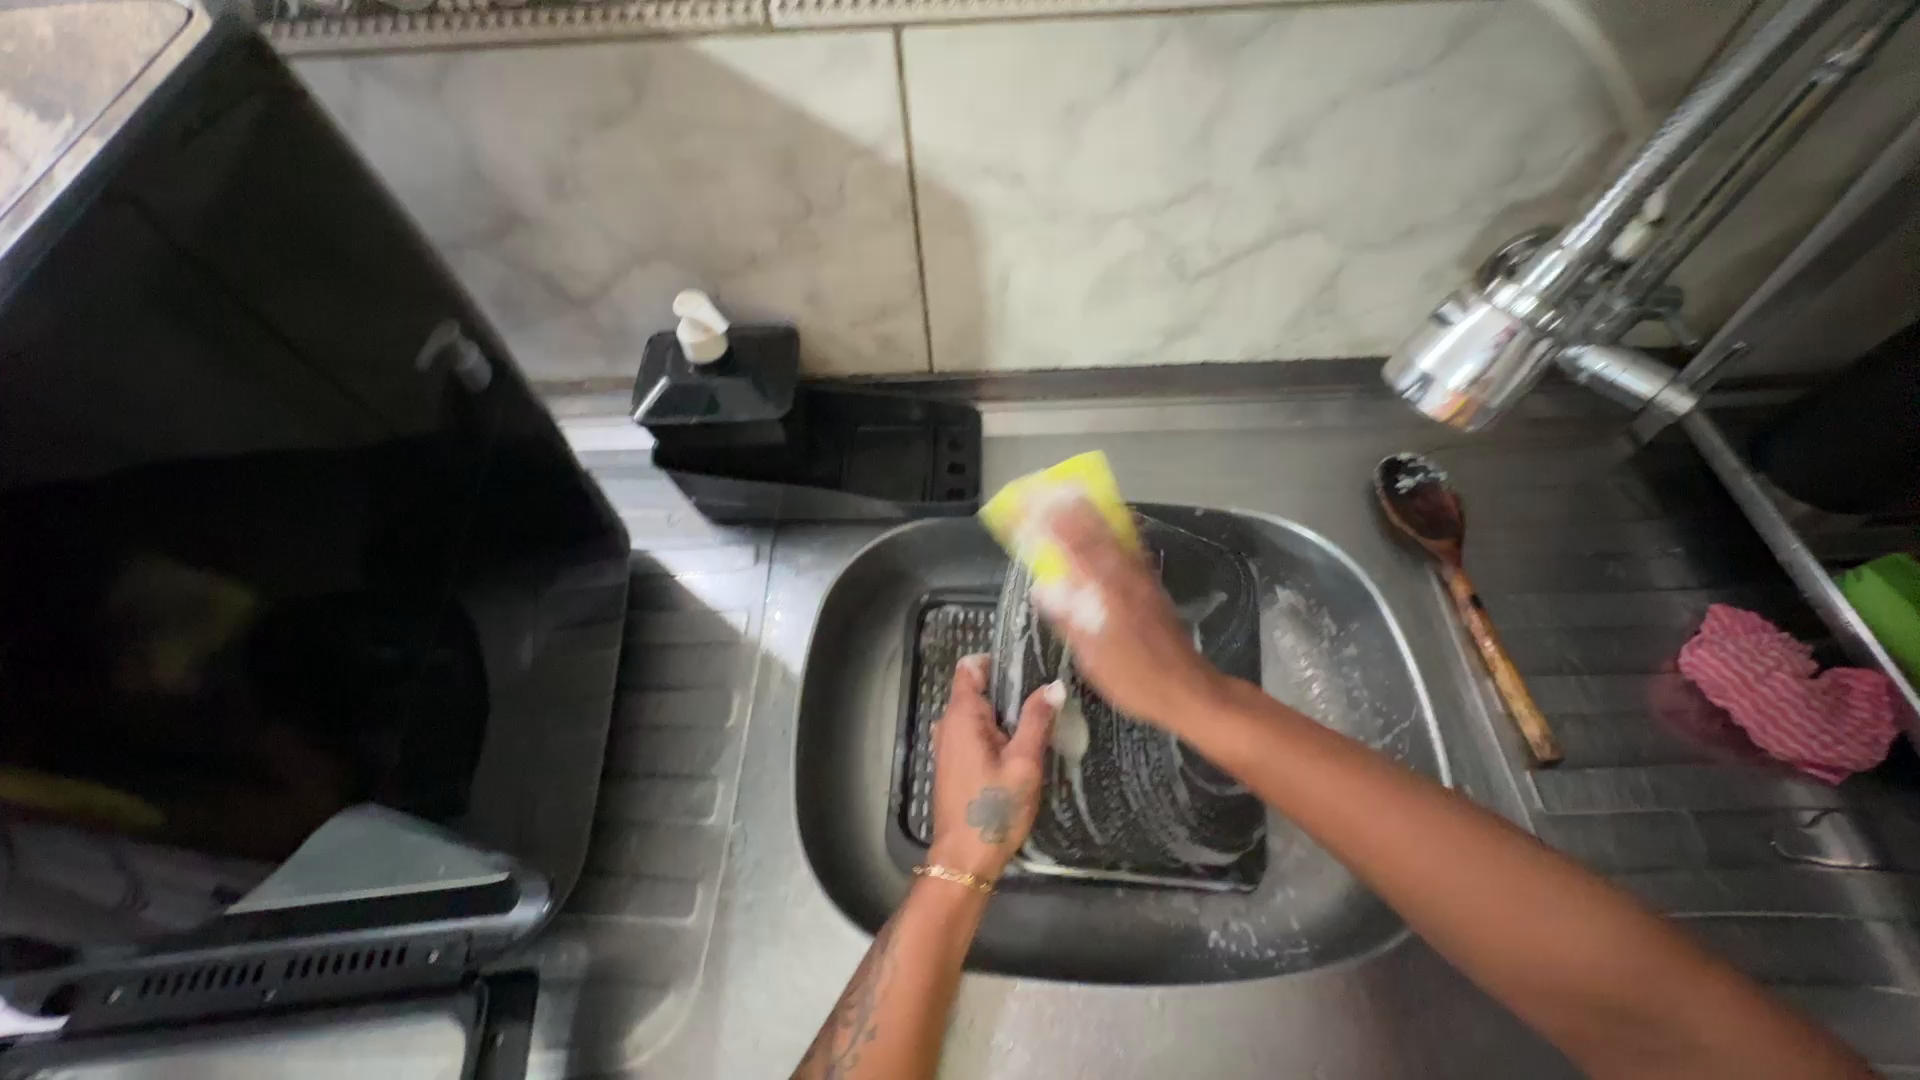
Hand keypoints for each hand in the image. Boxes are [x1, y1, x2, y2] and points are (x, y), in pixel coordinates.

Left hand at [927, 655, 1060, 881]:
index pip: (970, 667)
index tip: (1028, 665)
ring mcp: (948, 744)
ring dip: (1005, 715)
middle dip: (1008, 691)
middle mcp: (948, 723)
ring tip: (1039, 722)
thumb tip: (1054, 684)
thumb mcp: (1025, 762)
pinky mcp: (954, 763)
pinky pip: (975, 733)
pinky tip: (1021, 748)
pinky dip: (996, 733)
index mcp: (961, 715)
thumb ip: (1037, 720)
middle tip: (1045, 698)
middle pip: (977, 689)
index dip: (997, 660)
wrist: (965, 860)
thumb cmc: (994, 809)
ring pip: (978, 714)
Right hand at [1032, 499, 1227, 729]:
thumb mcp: (1093, 656)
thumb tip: (1043, 589)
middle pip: (1097, 536)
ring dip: (1096, 516)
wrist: (1187, 690)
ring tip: (1080, 497)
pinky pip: (1131, 551)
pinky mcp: (1153, 589)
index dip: (1054, 527)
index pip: (1076, 550)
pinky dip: (1119, 533)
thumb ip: (1069, 619)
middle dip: (1075, 512)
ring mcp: (1143, 582)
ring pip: (1116, 539)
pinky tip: (1115, 528)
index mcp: (1106, 594)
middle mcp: (1125, 580)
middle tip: (1056, 491)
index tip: (1035, 508)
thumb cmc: (1135, 679)